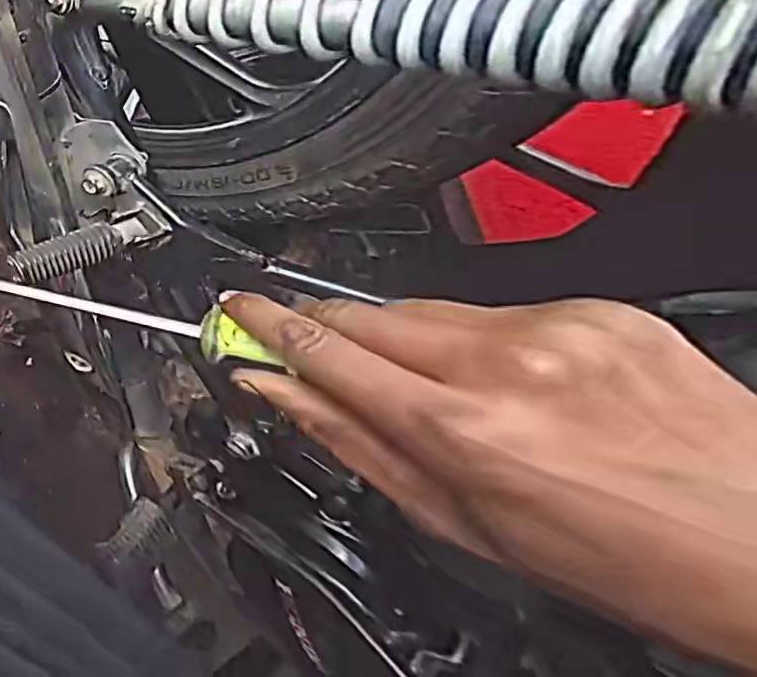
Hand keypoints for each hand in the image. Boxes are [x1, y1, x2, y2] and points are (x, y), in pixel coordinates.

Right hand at [224, 293, 756, 669]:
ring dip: (402, 338)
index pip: (318, 346)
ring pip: (413, 309)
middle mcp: (503, 364)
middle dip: (327, 332)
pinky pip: (485, 308)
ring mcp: (555, 329)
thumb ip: (347, 438)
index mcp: (461, 427)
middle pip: (356, 315)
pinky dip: (475, 337)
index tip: (233, 310)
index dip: (260, 323)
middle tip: (320, 356)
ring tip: (446, 387)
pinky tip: (513, 378)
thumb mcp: (463, 521)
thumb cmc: (637, 564)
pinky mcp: (595, 311)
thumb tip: (271, 386)